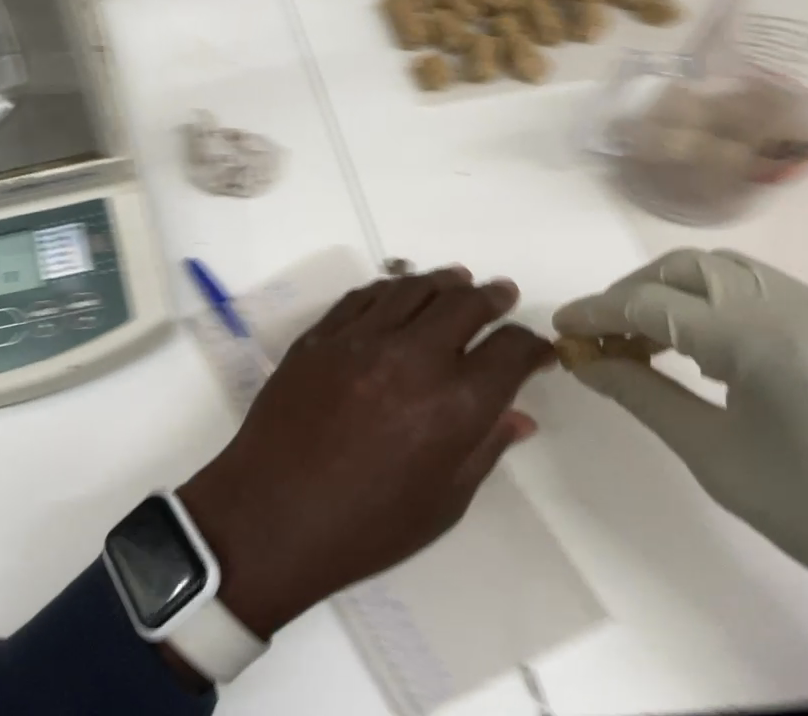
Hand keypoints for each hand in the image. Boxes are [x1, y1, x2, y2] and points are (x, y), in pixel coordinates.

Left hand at [178, 266, 551, 639]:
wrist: (272, 514)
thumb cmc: (367, 526)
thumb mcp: (443, 501)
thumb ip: (483, 448)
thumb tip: (516, 416)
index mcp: (456, 403)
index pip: (510, 351)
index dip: (531, 347)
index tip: (536, 351)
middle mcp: (412, 358)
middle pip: (462, 305)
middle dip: (490, 298)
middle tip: (500, 295)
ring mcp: (357, 342)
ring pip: (409, 290)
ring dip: (440, 282)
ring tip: (455, 281)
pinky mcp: (316, 339)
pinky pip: (359, 299)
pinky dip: (387, 291)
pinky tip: (395, 295)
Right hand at [557, 249, 807, 713]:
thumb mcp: (713, 456)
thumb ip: (641, 394)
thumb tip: (582, 359)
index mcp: (769, 340)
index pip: (655, 302)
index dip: (597, 310)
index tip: (561, 327)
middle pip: (700, 268)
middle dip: (639, 289)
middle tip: (607, 330)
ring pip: (747, 278)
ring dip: (688, 297)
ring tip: (662, 344)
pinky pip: (792, 303)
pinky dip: (739, 314)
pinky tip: (733, 362)